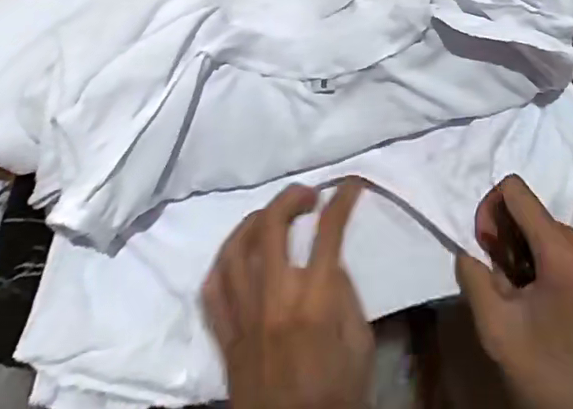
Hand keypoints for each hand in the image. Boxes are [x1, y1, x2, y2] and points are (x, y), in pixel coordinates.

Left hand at [203, 180, 371, 408]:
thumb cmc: (338, 395)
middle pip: (271, 227)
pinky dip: (224, 262)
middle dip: (292, 198)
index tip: (351, 184)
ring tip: (274, 215)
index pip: (328, 230)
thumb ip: (345, 296)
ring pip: (235, 251)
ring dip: (256, 221)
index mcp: (315, 300)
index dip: (342, 199)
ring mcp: (243, 319)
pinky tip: (240, 253)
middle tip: (309, 195)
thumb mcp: (360, 344)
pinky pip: (211, 290)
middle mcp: (274, 300)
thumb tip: (330, 263)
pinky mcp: (224, 340)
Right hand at [454, 176, 572, 408]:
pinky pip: (547, 241)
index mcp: (561, 247)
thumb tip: (466, 249)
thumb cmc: (543, 368)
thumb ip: (474, 277)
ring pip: (534, 224)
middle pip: (525, 206)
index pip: (515, 190)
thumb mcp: (496, 327)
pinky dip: (528, 256)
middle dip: (499, 233)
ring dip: (512, 248)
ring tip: (510, 291)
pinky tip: (525, 293)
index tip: (483, 248)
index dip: (488, 210)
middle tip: (493, 276)